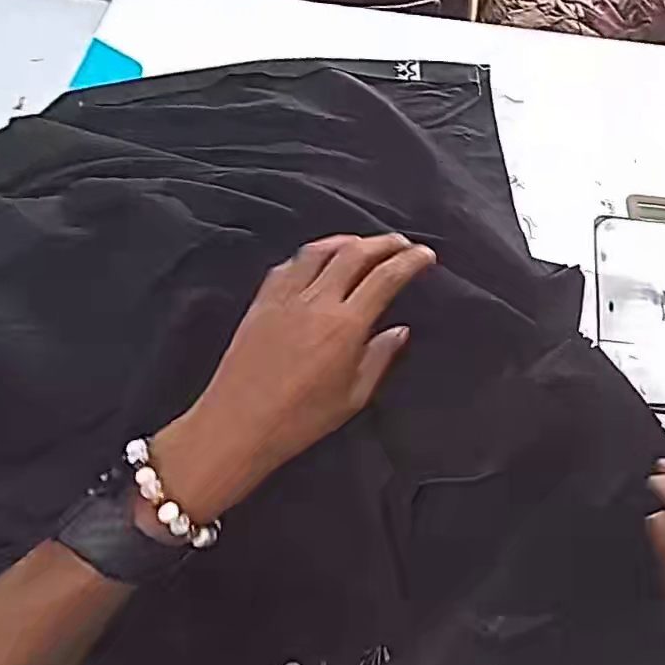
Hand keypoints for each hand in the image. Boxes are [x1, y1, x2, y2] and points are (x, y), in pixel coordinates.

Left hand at [147, 234, 435, 526]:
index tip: (425, 255)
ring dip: (347, 239)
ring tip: (363, 242)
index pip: (386, 277)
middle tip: (401, 242)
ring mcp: (286, 298)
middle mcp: (316, 302)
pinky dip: (310, 255)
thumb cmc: (300, 419)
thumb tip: (399, 332)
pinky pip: (289, 265)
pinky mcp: (262, 302)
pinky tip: (317, 260)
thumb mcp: (353, 397)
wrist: (239, 424)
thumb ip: (380, 357)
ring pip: (320, 250)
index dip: (410, 261)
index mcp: (345, 326)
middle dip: (384, 242)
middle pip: (356, 253)